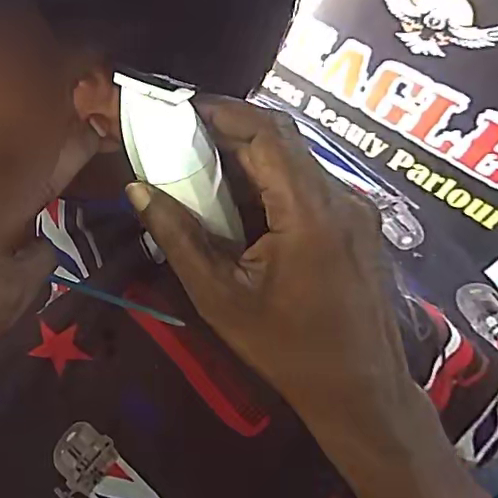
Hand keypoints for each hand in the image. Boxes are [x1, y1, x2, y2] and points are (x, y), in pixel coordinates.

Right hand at [125, 97, 428, 442]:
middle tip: (180, 128)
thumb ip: (177, 236)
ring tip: (199, 158)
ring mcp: (355, 209)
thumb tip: (138, 189)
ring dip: (247, 150)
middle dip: (229, 124)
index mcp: (309, 213)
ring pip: (296, 157)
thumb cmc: (284, 347)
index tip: (179, 105)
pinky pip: (305, 181)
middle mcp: (340, 199)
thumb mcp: (217, 295)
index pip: (265, 136)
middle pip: (283, 137)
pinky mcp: (355, 224)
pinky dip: (266, 174)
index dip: (221, 111)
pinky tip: (236, 196)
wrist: (359, 391)